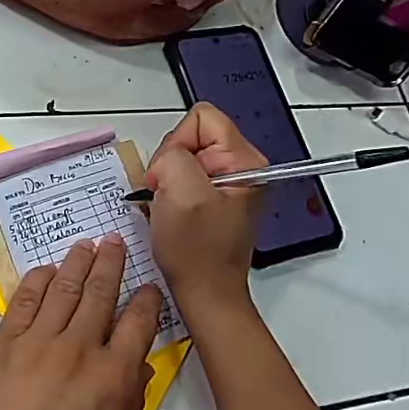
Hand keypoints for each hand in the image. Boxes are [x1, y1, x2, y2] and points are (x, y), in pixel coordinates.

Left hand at [0, 237, 160, 409]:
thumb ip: (127, 401)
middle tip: (114, 241)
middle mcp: (80, 350)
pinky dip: (36, 282)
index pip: (138, 324)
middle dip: (110, 264)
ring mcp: (38, 343)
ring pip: (62, 290)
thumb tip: (132, 364)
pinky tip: (44, 270)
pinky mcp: (3, 345)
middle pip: (99, 295)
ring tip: (85, 244)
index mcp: (116, 378)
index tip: (149, 285)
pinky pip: (23, 303)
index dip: (146, 300)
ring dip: (76, 263)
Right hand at [144, 103, 267, 310]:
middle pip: (189, 137)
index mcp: (243, 160)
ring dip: (165, 181)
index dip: (176, 143)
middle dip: (168, 164)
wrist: (204, 291)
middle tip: (169, 196)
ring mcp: (224, 184)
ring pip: (179, 159)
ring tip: (169, 207)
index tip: (172, 177)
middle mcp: (239, 167)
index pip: (201, 118)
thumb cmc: (196, 250)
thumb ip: (174, 156)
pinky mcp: (211, 199)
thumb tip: (167, 156)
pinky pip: (179, 179)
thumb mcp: (181, 193)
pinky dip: (167, 194)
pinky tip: (169, 213)